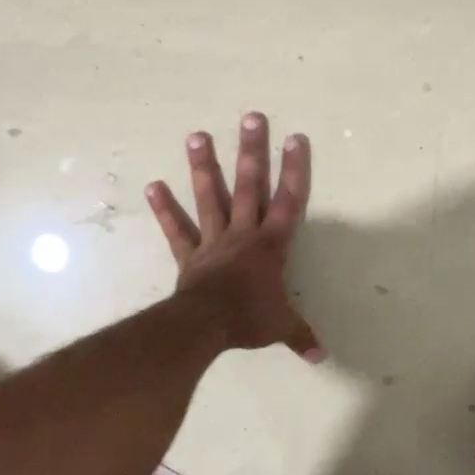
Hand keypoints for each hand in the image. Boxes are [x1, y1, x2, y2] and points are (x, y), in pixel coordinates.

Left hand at [145, 112, 323, 361]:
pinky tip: (153, 185)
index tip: (296, 138)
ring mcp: (213, 241)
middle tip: (251, 117)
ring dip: (205, 167)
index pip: (289, 202)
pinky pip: (177, 230)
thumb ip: (301, 335)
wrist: (205, 325)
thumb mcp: (282, 327)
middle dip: (253, 152)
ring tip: (197, 135)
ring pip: (211, 198)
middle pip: (250, 187)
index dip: (294, 171)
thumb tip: (321, 357)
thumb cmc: (249, 319)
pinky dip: (165, 209)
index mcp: (271, 246)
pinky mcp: (189, 255)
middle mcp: (243, 234)